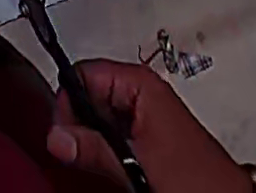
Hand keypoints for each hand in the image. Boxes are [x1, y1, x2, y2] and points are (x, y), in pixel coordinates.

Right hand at [47, 60, 254, 192]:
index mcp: (138, 82)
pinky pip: (110, 136)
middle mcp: (139, 92)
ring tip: (106, 169)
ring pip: (96, 120)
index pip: (81, 74)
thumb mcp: (137, 165)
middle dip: (80, 127)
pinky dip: (104, 153)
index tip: (65, 137)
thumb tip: (57, 135)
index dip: (68, 105)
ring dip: (92, 143)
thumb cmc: (199, 183)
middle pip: (87, 97)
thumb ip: (95, 147)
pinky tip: (113, 173)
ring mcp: (142, 116)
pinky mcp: (145, 139)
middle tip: (83, 158)